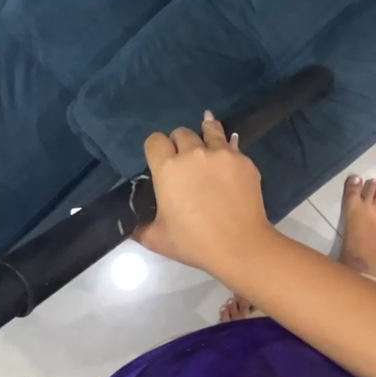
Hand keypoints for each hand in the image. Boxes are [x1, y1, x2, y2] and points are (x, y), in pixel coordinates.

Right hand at [137, 111, 277, 275]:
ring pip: (210, 130)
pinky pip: (233, 146)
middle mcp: (193, 153)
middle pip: (182, 133)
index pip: (155, 141)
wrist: (239, 245)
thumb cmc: (194, 243)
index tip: (159, 160)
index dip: (156, 148)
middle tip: (183, 160)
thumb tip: (131, 224)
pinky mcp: (244, 161)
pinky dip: (228, 149)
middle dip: (179, 143)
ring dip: (205, 133)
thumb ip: (139, 227)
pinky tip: (228, 156)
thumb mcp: (156, 238)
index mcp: (168, 168)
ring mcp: (221, 154)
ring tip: (206, 134)